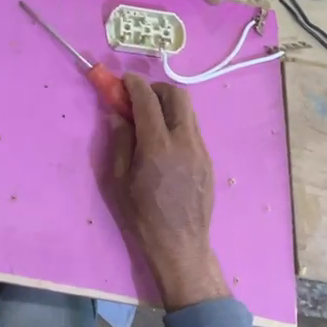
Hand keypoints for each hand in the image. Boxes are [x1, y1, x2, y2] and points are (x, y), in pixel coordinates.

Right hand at [109, 74, 230, 309]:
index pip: (148, 99)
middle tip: (138, 99)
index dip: (134, 84)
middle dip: (156, 89)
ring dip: (168, 105)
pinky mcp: (208, 160)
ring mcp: (201, 150)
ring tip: (150, 120)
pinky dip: (176, 123)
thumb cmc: (141, 215)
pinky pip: (193, 129)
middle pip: (177, 95)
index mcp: (158, 146)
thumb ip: (119, 140)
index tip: (122, 80)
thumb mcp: (118, 179)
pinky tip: (163, 141)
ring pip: (188, 111)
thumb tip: (118, 113)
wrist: (180, 246)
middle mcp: (184, 141)